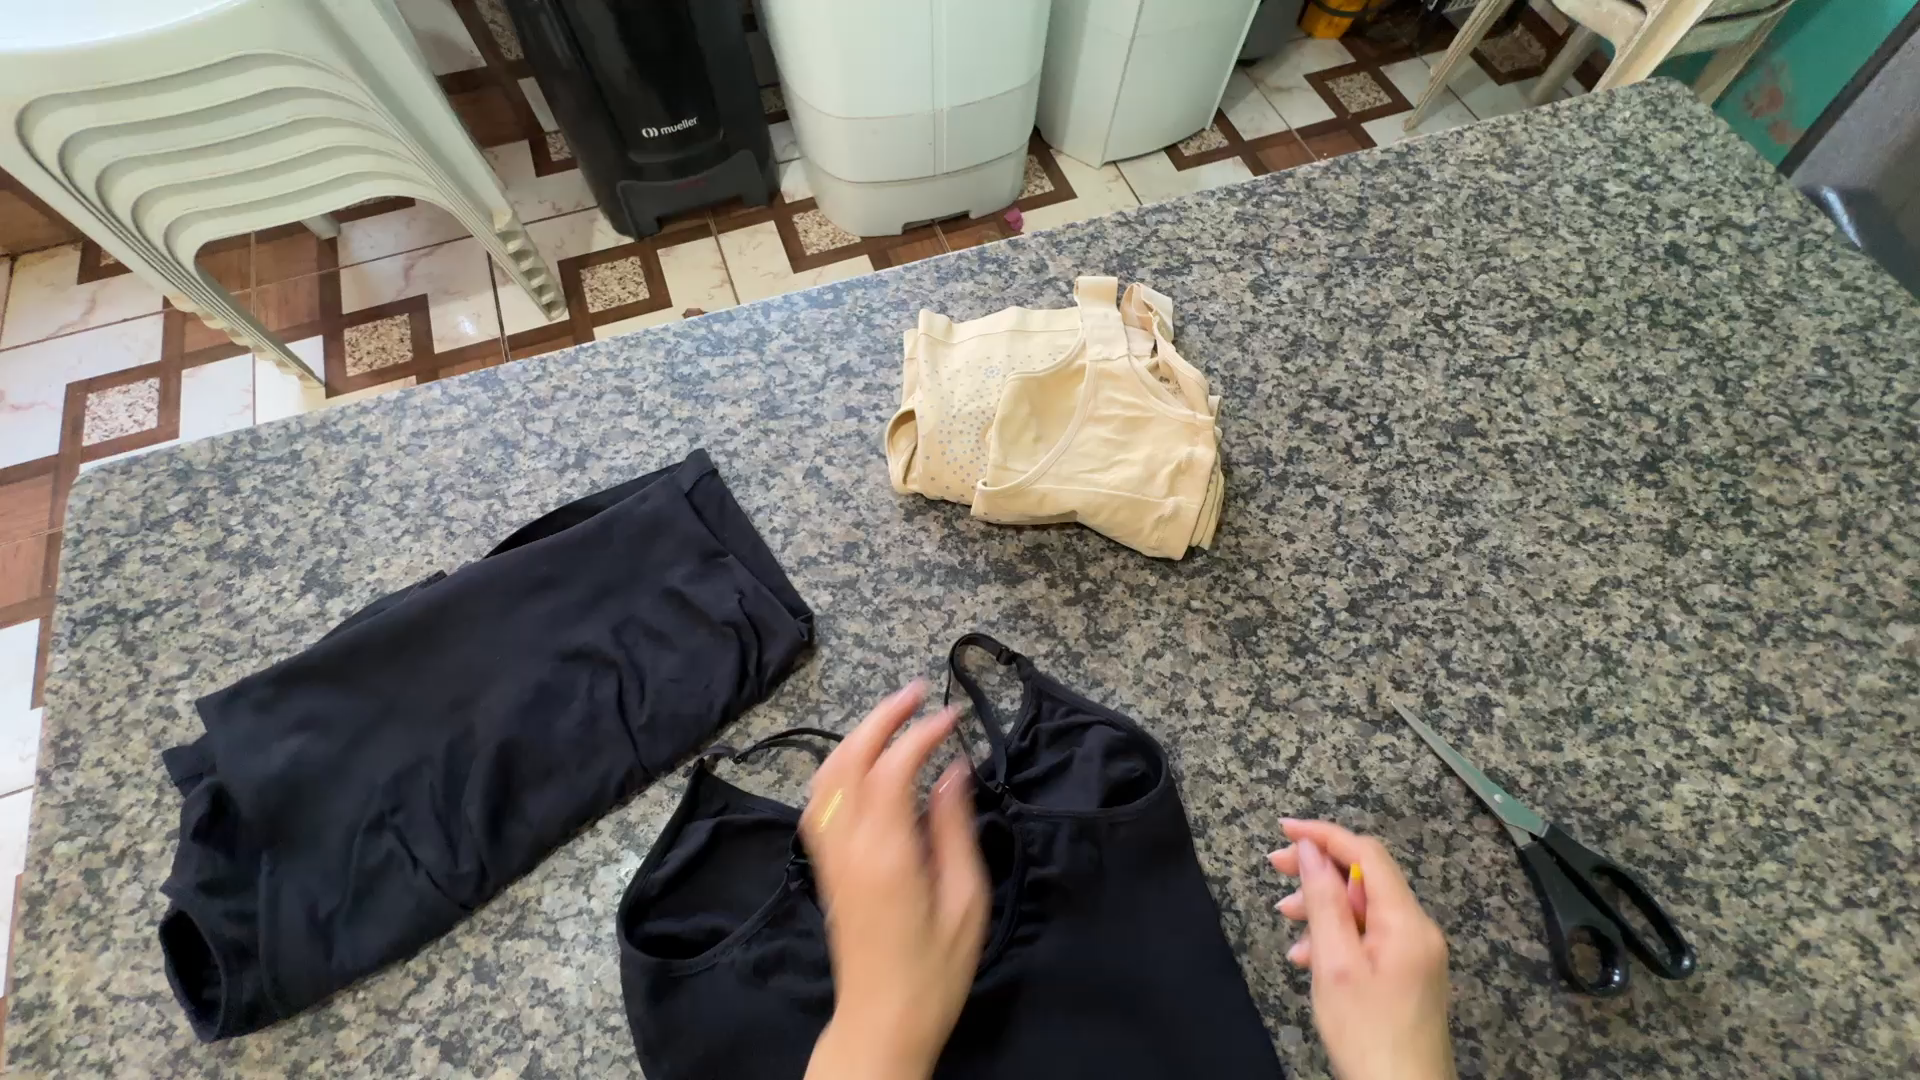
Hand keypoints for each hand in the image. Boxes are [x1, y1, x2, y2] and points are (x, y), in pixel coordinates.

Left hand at [802, 681, 990, 1079]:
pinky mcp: (825, 864)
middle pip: (850, 758)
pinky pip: (819, 799)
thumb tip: (953, 772)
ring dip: (857, 735)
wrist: (880, 1022)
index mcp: (886, 851)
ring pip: (827, 774)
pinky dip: (838, 765)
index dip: (922, 732)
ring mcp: (830, 853)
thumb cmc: (933, 970)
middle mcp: (848, 843)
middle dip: (882, 716)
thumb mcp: (965, 902)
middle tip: (918, 692)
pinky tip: (859, 758)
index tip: (952, 716)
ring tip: (892, 714)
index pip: (894, 767)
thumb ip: (954, 829)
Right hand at [1269, 820, 1455, 1079]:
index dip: (1324, 835)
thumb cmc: (1365, 1031)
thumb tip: (1310, 849)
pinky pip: (1368, 933)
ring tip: (1285, 918)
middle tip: (1275, 869)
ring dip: (1322, 902)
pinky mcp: (1408, 972)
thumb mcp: (1334, 962)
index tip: (1283, 830)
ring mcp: (1416, 952)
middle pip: (1365, 876)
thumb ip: (1323, 900)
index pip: (1366, 854)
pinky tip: (1306, 954)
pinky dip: (1335, 932)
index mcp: (1406, 921)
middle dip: (1318, 868)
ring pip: (1362, 905)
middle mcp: (1418, 929)